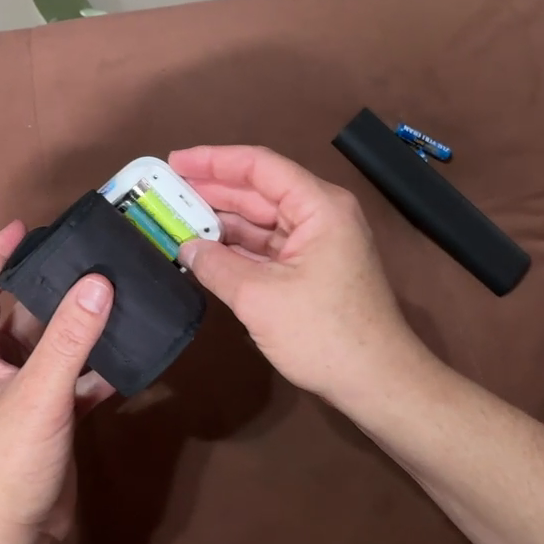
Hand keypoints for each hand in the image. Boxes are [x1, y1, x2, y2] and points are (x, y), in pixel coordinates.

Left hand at [0, 222, 115, 543]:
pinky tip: (133, 356)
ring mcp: (29, 394)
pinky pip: (80, 379)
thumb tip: (99, 281)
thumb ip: (69, 338)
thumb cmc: (6, 462)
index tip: (26, 227)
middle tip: (94, 256)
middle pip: (27, 313)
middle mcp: (0, 367)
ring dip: (85, 324)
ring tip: (122, 294)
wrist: (11, 539)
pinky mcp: (54, 418)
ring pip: (58, 345)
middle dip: (56, 285)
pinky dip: (102, 367)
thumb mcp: (38, 393)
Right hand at [169, 145, 423, 400]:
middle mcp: (320, 214)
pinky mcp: (312, 269)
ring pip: (261, 219)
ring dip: (222, 219)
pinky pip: (268, 246)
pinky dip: (237, 246)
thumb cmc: (324, 333)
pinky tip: (205, 247)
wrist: (378, 382)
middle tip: (165, 188)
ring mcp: (318, 242)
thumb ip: (217, 266)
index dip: (213, 160)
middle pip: (259, 189)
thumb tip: (185, 246)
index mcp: (318, 206)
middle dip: (212, 188)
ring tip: (176, 216)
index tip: (173, 161)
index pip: (259, 166)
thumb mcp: (260, 298)